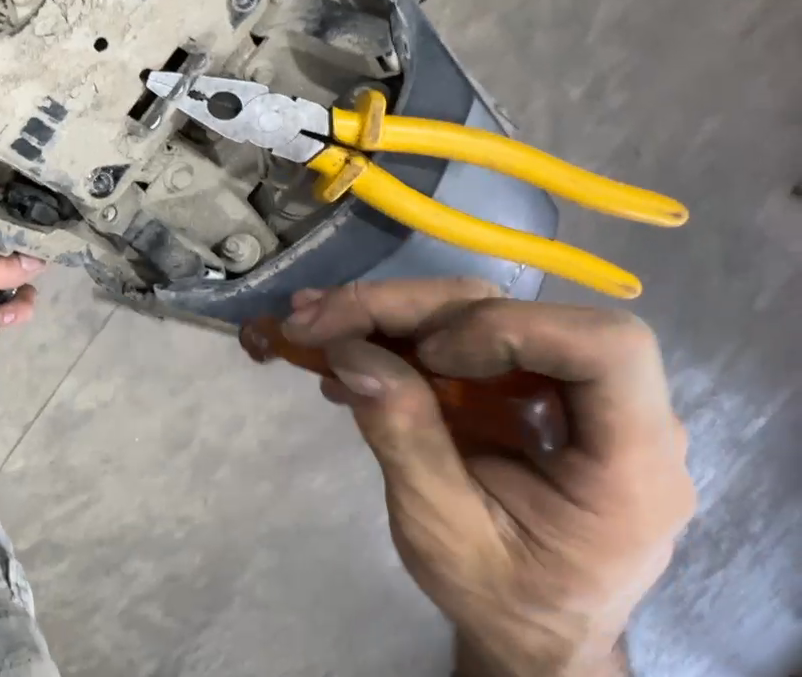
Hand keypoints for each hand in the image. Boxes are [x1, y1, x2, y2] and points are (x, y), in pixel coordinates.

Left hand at [0, 222, 43, 380]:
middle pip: (8, 238)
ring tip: (6, 314)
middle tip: (38, 269)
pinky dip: (15, 308)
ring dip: (20, 291)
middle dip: (25, 256)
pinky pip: (13, 294)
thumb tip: (37, 260)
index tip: (41, 220)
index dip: (13, 212)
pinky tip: (2, 321)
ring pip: (16, 268)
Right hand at [282, 279, 694, 676]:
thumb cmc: (502, 594)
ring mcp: (564, 393)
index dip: (511, 329)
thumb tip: (351, 354)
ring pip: (477, 309)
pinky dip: (391, 332)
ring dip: (386, 312)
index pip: (605, 348)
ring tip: (309, 325)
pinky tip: (338, 350)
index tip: (428, 357)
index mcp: (627, 461)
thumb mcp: (444, 530)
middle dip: (405, 308)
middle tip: (314, 322)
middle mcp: (609, 409)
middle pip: (515, 312)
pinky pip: (458, 333)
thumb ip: (406, 440)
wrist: (530, 627)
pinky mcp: (522, 385)